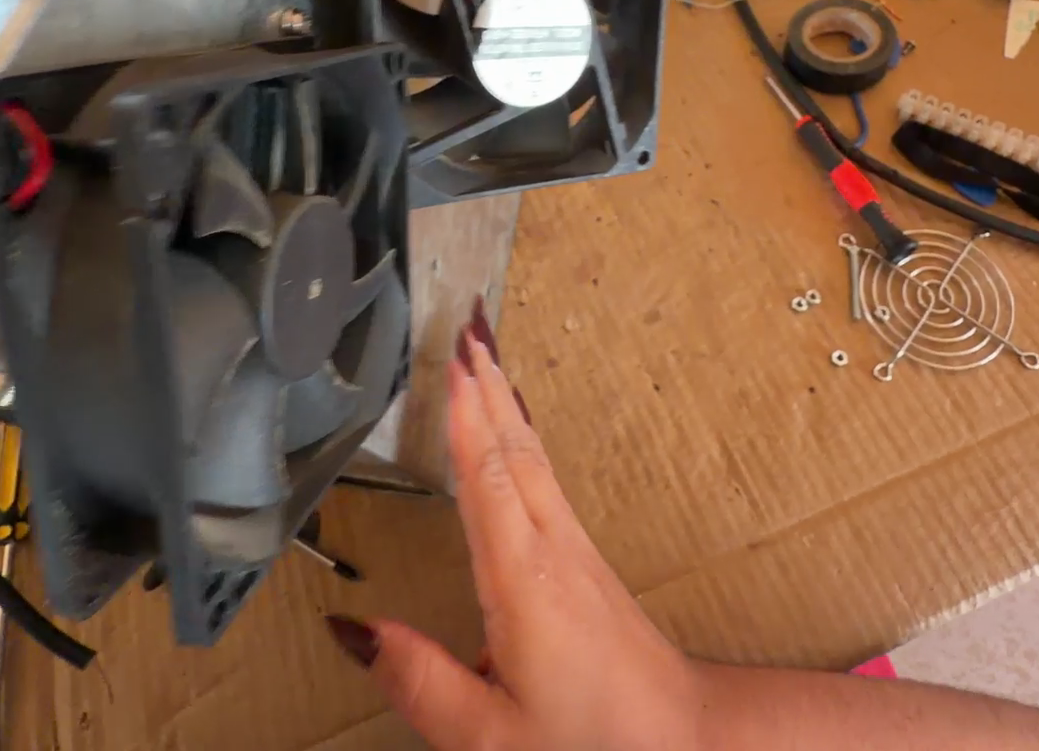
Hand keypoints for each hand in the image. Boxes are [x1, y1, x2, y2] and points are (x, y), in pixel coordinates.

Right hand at [325, 303, 705, 750]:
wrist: (683, 736)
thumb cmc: (595, 737)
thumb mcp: (488, 736)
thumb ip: (419, 680)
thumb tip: (355, 630)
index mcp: (523, 577)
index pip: (488, 475)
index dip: (469, 414)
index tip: (456, 360)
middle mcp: (551, 543)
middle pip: (515, 444)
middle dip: (490, 382)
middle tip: (471, 328)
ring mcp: (572, 541)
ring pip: (533, 451)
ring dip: (507, 398)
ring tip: (487, 357)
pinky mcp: (581, 550)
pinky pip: (544, 472)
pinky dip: (524, 432)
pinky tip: (519, 425)